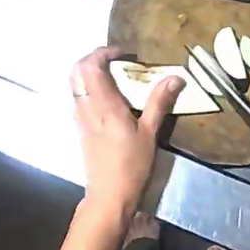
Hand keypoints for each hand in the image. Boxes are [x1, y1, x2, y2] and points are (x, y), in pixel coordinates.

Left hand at [71, 48, 181, 215]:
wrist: (109, 197)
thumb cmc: (132, 166)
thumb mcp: (150, 134)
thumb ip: (159, 102)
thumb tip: (175, 77)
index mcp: (105, 106)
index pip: (91, 67)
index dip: (102, 53)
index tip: (122, 54)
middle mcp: (88, 108)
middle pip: (76, 71)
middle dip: (92, 58)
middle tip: (114, 60)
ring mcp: (81, 119)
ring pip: (74, 85)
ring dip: (88, 72)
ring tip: (111, 75)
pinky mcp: (81, 129)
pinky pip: (77, 98)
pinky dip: (87, 88)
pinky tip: (106, 97)